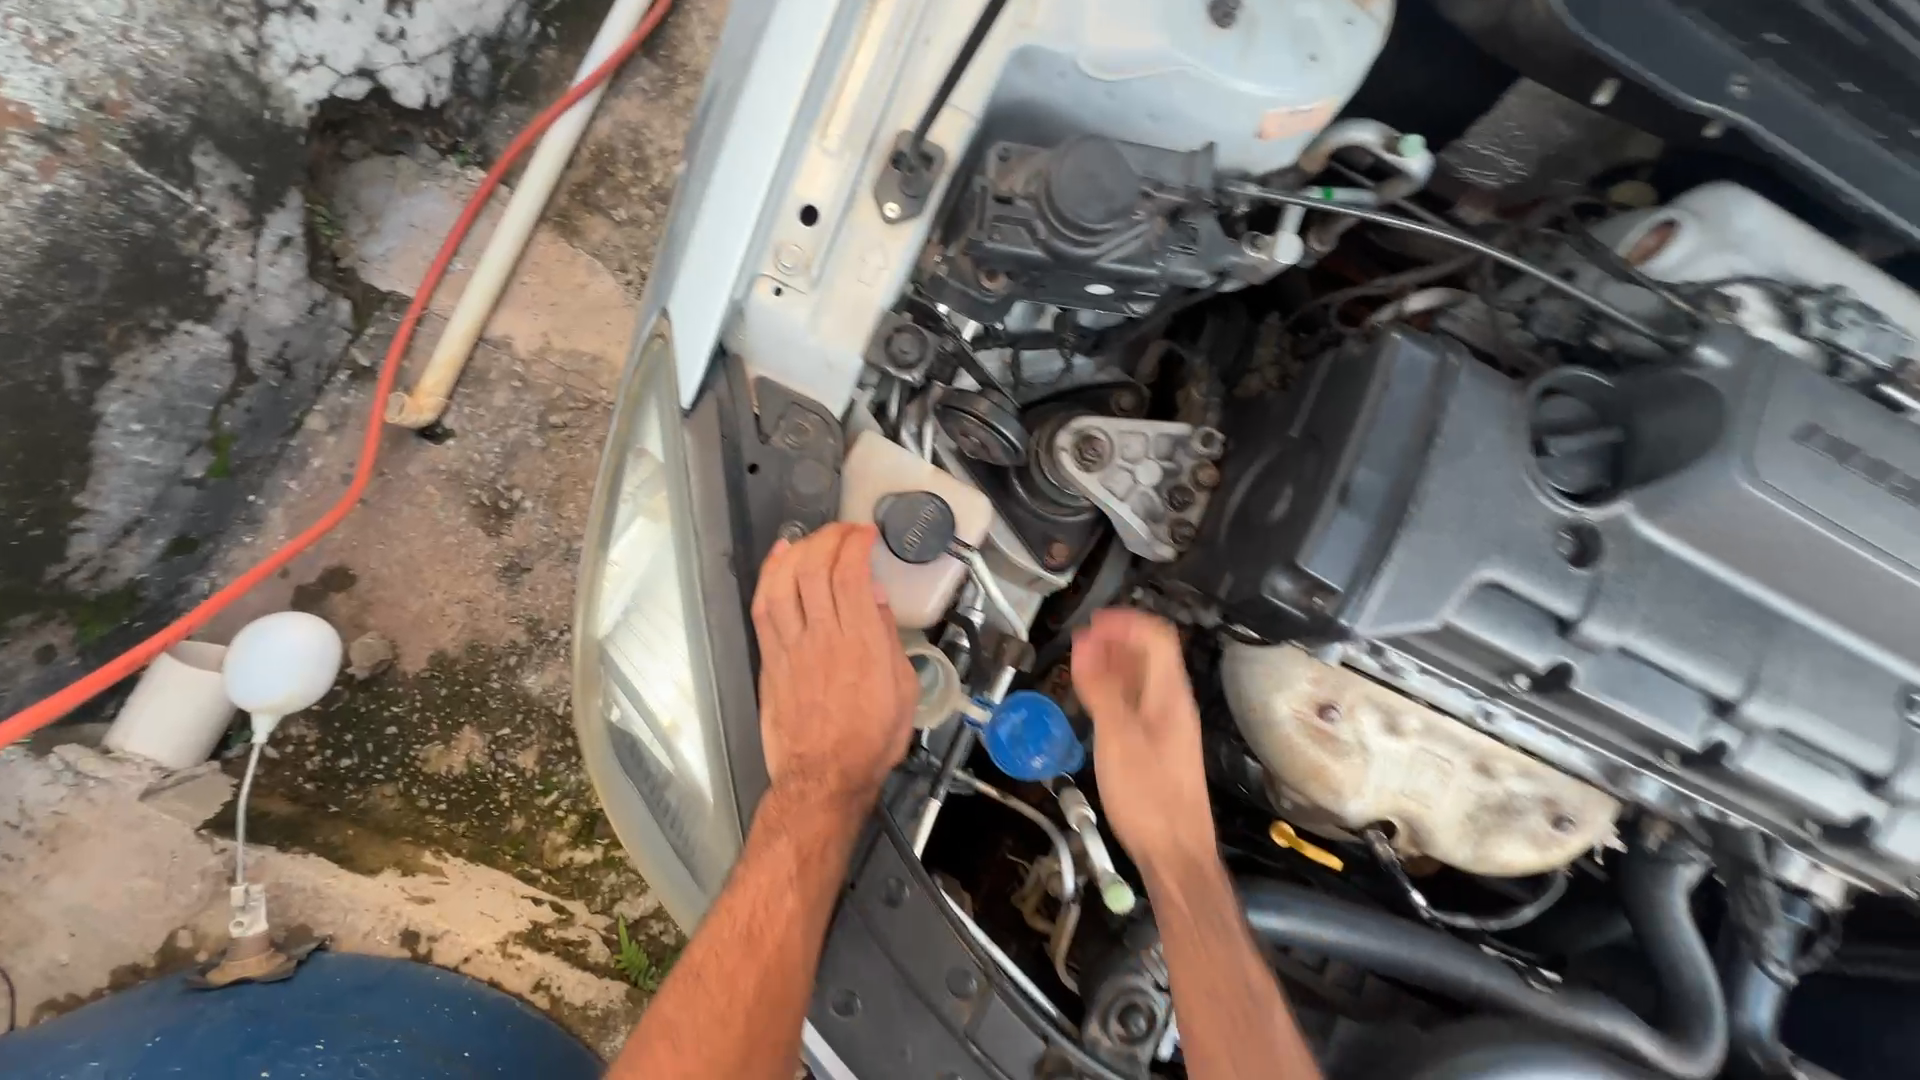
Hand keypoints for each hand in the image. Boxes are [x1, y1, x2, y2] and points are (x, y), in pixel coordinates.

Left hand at [751, 524, 916, 818]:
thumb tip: (876, 597)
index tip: (865, 533)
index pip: (851, 575)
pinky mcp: (770, 659)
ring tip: (813, 538)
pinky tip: (779, 557)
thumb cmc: (873, 739)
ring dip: (797, 549)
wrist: (824, 778)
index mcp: (863, 644)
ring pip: (784, 582)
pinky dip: (769, 575)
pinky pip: (763, 608)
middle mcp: (824, 637)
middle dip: (829, 537)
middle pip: (816, 568)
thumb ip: (889, 639)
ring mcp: (791, 647)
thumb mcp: (903, 689)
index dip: (855, 543)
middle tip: (844, 531)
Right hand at [1071, 608, 1214, 873]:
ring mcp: (1166, 725)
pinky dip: (1113, 692)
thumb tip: (1084, 645)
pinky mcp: (1156, 745)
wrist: (1175, 853)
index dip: (1126, 622)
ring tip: (1079, 664)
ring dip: (1112, 665)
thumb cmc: (1149, 798)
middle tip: (1080, 642)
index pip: (1157, 637)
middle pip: (1149, 656)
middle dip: (1114, 641)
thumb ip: (1101, 689)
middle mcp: (1172, 704)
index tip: (1093, 622)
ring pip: (1140, 680)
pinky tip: (1092, 699)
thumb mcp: (1117, 738)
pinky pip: (1135, 704)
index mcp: (1170, 696)